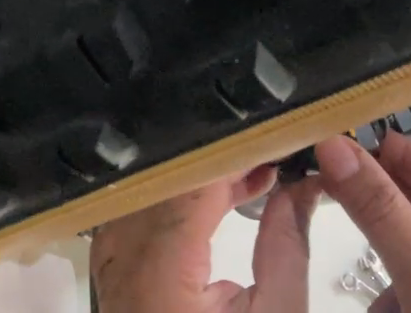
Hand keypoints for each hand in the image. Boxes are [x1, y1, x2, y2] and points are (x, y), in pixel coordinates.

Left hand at [91, 165, 320, 312]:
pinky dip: (182, 193)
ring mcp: (109, 255)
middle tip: (270, 147)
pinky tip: (222, 195)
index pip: (193, 185)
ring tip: (256, 171)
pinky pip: (146, 203)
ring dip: (204, 173)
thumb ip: (286, 248)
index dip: (235, 153)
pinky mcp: (111, 259)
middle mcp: (121, 256)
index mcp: (158, 275)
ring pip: (156, 183)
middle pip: (170, 178)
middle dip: (222, 158)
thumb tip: (301, 183)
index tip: (274, 135)